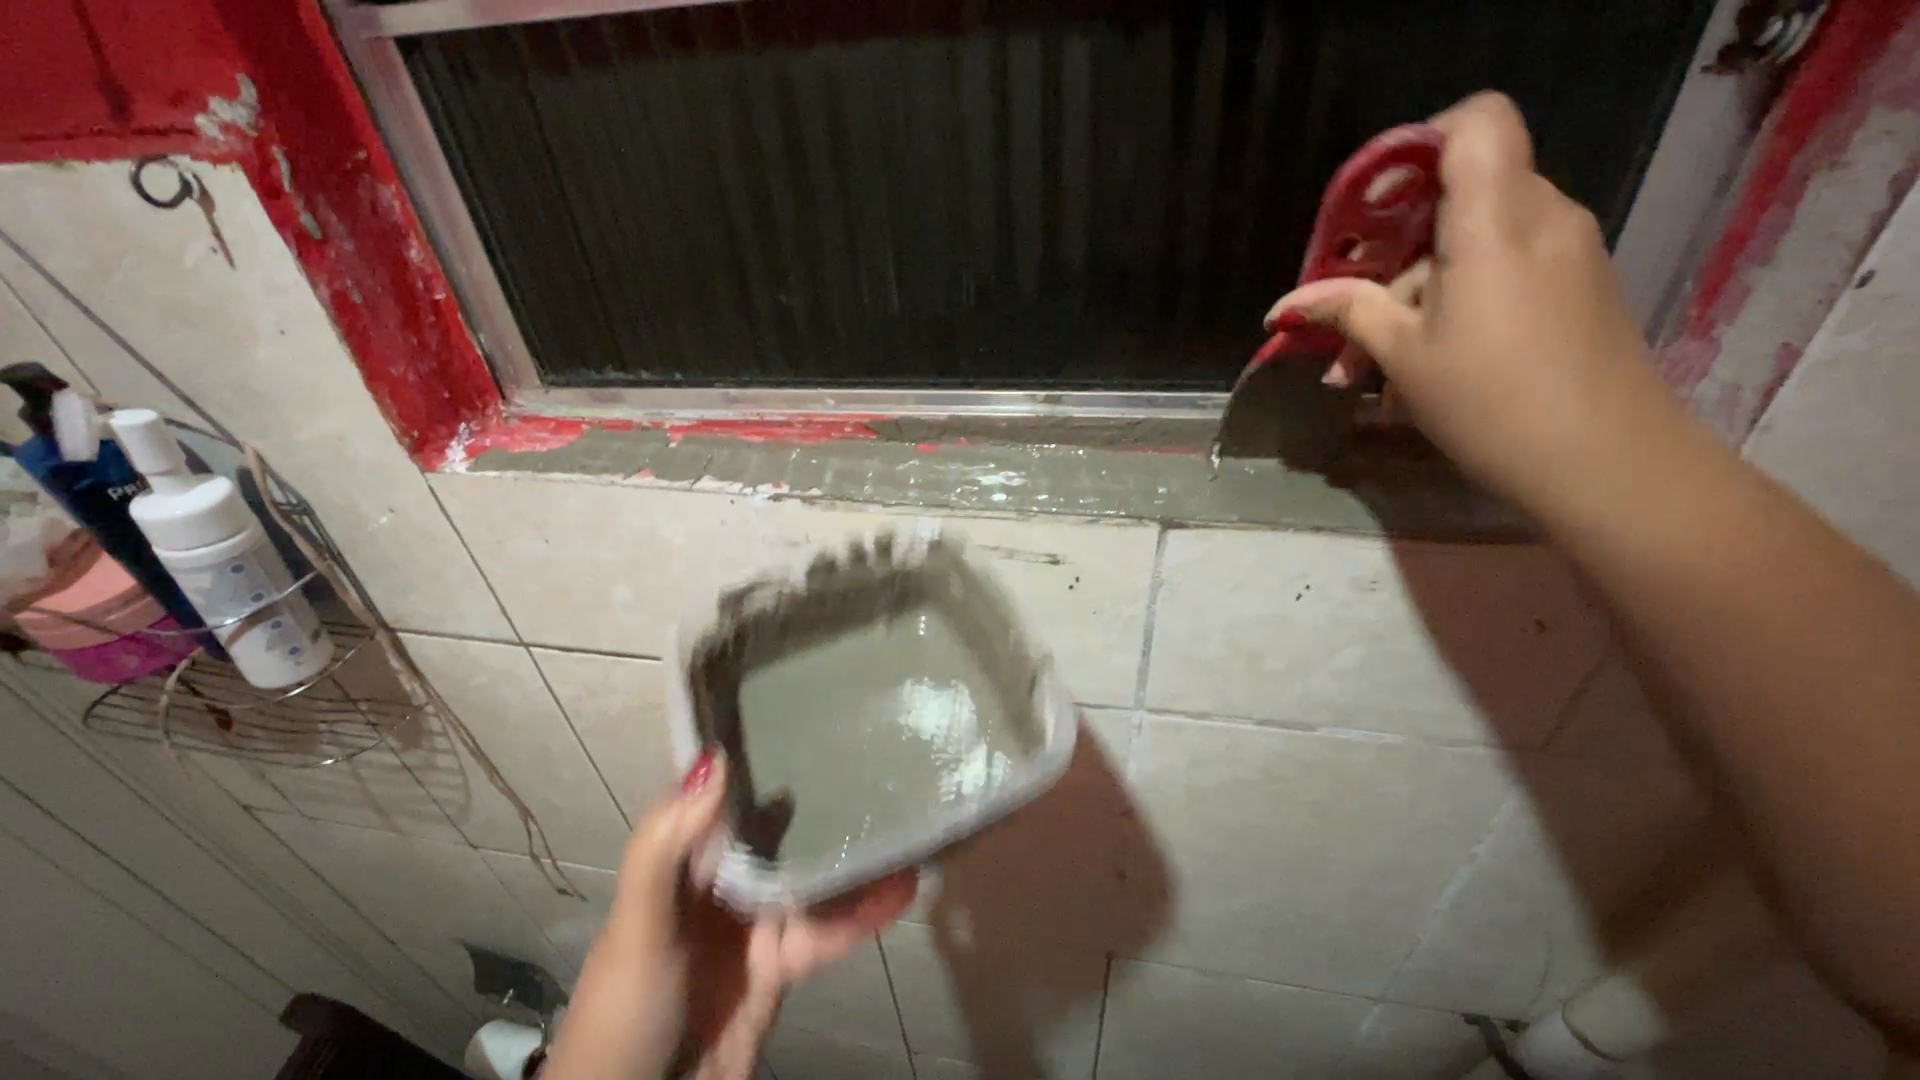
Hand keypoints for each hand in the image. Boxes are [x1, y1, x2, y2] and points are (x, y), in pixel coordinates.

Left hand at [543, 752, 916, 1079]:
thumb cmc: (626, 1009)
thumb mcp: (639, 924)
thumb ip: (666, 845)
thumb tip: (714, 758)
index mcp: (678, 863)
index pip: (719, 796)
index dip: (754, 757)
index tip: (801, 712)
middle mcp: (718, 884)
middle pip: (775, 831)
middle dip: (816, 798)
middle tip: (871, 755)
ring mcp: (753, 925)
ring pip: (809, 877)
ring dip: (851, 856)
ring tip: (902, 817)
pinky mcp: (781, 966)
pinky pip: (827, 931)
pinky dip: (863, 914)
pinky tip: (902, 889)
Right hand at [1266, 92, 1673, 506]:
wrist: (1607, 462)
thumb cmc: (1491, 401)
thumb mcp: (1404, 356)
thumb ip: (1348, 312)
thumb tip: (1284, 305)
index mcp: (1495, 221)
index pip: (1476, 122)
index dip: (1421, 144)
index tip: (1374, 206)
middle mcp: (1540, 218)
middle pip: (1458, 197)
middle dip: (1395, 249)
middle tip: (1352, 313)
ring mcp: (1566, 252)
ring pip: (1474, 244)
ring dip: (1416, 293)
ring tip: (1369, 369)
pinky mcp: (1576, 286)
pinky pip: (1504, 271)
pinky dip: (1457, 304)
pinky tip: (1421, 370)